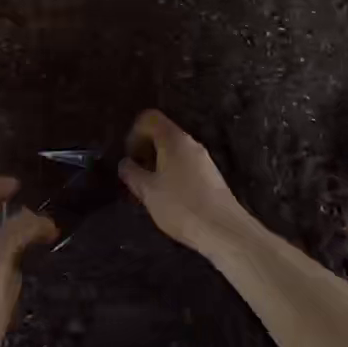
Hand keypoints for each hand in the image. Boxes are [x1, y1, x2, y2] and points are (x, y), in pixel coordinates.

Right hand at [119, 110, 262, 255]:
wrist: (222, 228)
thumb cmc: (180, 206)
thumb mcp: (148, 191)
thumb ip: (132, 173)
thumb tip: (125, 163)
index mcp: (174, 140)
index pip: (150, 118)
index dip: (134, 132)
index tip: (129, 155)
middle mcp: (191, 143)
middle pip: (162, 134)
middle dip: (145, 150)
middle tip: (135, 175)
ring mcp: (203, 158)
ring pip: (174, 152)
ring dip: (157, 164)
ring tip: (149, 190)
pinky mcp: (211, 175)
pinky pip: (185, 165)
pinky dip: (171, 173)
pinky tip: (168, 198)